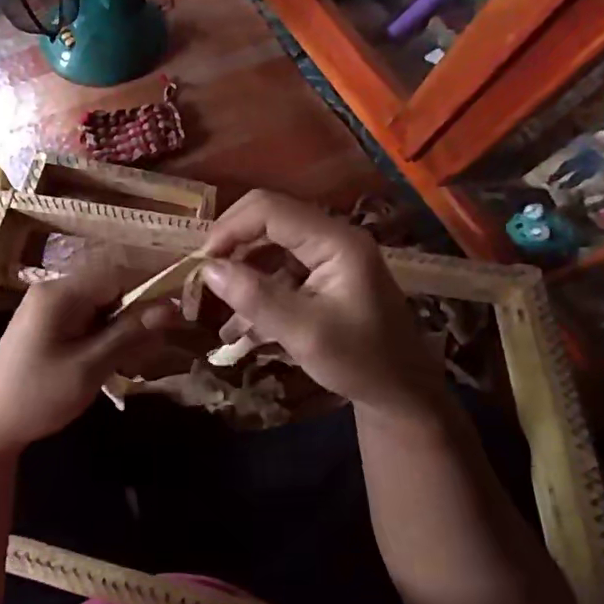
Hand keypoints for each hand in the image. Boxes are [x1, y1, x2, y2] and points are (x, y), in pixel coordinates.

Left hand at [0, 267, 172, 454]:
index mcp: (60, 293)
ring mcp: (49, 308)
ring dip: (124, 326)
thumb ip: (129, 333)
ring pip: (103, 304)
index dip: (151, 285)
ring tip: (137, 358)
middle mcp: (54, 291)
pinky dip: (107, 336)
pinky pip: (88, 319)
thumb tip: (172, 305)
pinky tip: (115, 362)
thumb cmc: (37, 397)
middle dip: (139, 310)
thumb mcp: (89, 368)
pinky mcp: (49, 326)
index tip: (180, 308)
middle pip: (111, 286)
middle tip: (159, 341)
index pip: (118, 272)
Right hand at [199, 190, 443, 419]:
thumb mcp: (304, 334)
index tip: (202, 262)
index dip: (230, 228)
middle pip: (269, 220)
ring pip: (271, 247)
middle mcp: (333, 237)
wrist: (402, 393)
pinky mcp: (325, 276)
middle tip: (205, 280)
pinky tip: (241, 327)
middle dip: (233, 247)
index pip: (271, 209)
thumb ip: (256, 298)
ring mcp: (330, 256)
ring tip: (220, 313)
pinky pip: (282, 270)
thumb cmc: (360, 362)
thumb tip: (208, 269)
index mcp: (336, 241)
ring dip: (243, 274)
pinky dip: (259, 291)